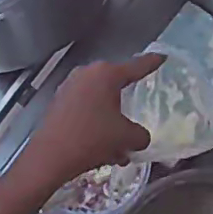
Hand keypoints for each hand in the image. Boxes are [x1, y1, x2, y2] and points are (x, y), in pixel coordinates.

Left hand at [13, 52, 163, 191]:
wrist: (51, 156)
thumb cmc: (92, 138)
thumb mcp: (127, 138)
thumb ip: (141, 135)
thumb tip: (140, 137)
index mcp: (106, 75)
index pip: (136, 66)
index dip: (152, 63)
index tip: (162, 57)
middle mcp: (86, 74)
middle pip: (115, 87)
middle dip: (127, 105)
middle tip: (136, 120)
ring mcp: (69, 88)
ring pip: (100, 103)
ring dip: (112, 123)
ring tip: (120, 148)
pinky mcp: (59, 104)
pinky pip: (86, 111)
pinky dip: (96, 126)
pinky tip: (102, 150)